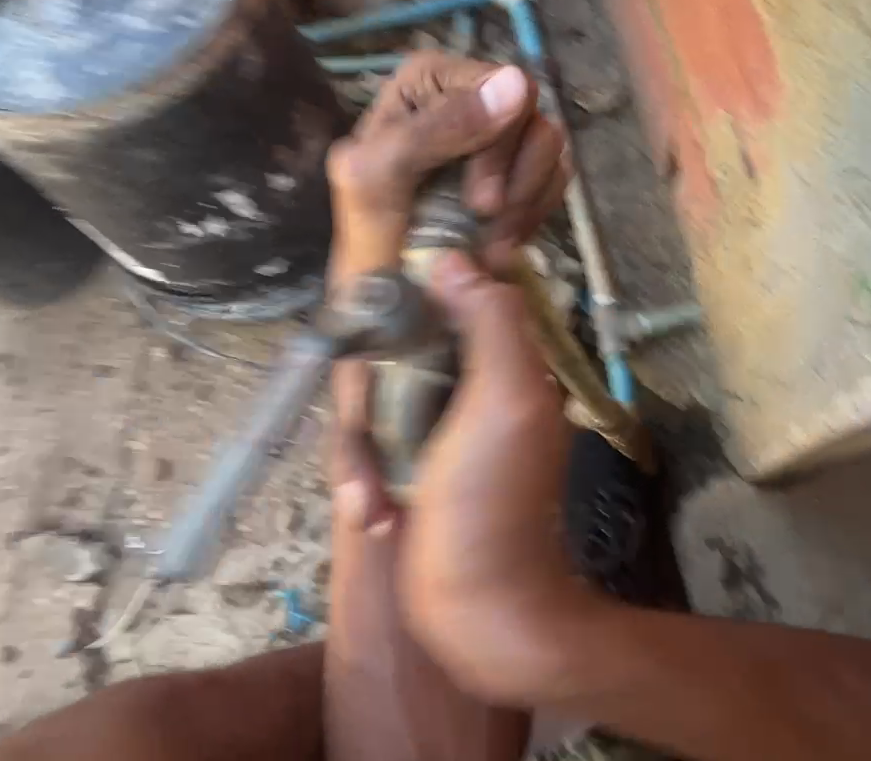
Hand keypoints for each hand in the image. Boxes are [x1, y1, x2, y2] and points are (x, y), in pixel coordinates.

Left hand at [327, 52, 571, 277]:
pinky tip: (504, 234)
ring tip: (492, 235)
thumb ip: (440, 126)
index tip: (482, 201)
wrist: (388, 289)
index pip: (501, 84)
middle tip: (485, 220)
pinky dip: (536, 210)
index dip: (499, 143)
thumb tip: (518, 83)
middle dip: (514, 178)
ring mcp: (499, 134)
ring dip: (526, 198)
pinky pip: (558, 176)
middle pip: (533, 118)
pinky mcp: (521, 169)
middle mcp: (470, 98)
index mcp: (429, 80)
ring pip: (551, 147)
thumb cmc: (370, 233)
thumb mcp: (380, 176)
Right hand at [332, 252, 604, 704]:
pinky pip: (373, 443)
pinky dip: (365, 475)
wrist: (482, 611)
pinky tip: (376, 512)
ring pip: (378, 398)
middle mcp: (477, 383)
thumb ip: (492, 323)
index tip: (374, 311)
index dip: (415, 293)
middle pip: (403, 347)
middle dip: (371, 391)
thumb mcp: (507, 399)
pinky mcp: (413, 463)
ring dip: (363, 447)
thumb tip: (455, 258)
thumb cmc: (494, 501)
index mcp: (507, 359)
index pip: (456, 296)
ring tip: (371, 497)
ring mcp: (442, 426)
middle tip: (367, 440)